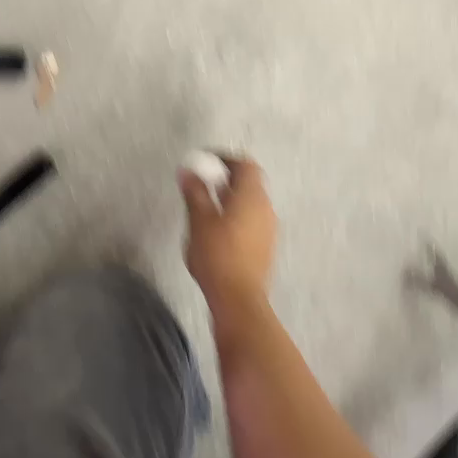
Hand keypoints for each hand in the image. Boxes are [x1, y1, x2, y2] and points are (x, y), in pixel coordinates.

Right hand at [179, 153, 276, 308]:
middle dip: (227, 177)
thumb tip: (188, 170)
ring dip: (231, 197)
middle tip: (203, 181)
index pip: (245, 164)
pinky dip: (237, 214)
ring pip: (251, 202)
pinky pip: (252, 219)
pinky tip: (218, 228)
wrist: (238, 299)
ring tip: (207, 204)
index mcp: (252, 196)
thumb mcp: (199, 220)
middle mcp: (266, 208)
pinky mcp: (266, 246)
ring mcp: (269, 229)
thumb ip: (195, 192)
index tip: (205, 161)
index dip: (225, 158)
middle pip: (250, 182)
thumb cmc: (217, 255)